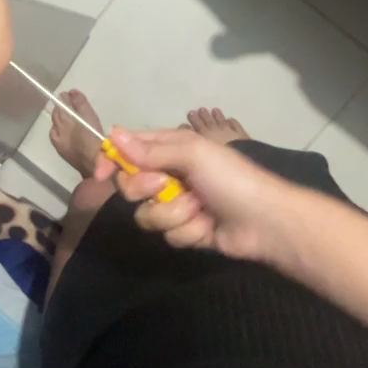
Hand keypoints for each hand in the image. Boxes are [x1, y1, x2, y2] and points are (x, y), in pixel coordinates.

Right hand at [96, 127, 308, 263]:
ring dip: (173, 214)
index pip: (128, 150)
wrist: (266, 222)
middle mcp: (170, 175)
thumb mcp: (193, 153)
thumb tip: (112, 133)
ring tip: (199, 210)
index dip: (111, 160)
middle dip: (145, 189)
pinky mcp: (185, 231)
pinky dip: (188, 231)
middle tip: (166, 186)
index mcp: (171, 149)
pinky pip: (167, 234)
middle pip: (130, 186)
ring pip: (147, 215)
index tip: (101, 174)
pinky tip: (208, 228)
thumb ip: (151, 149)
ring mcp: (177, 205)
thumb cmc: (232, 178)